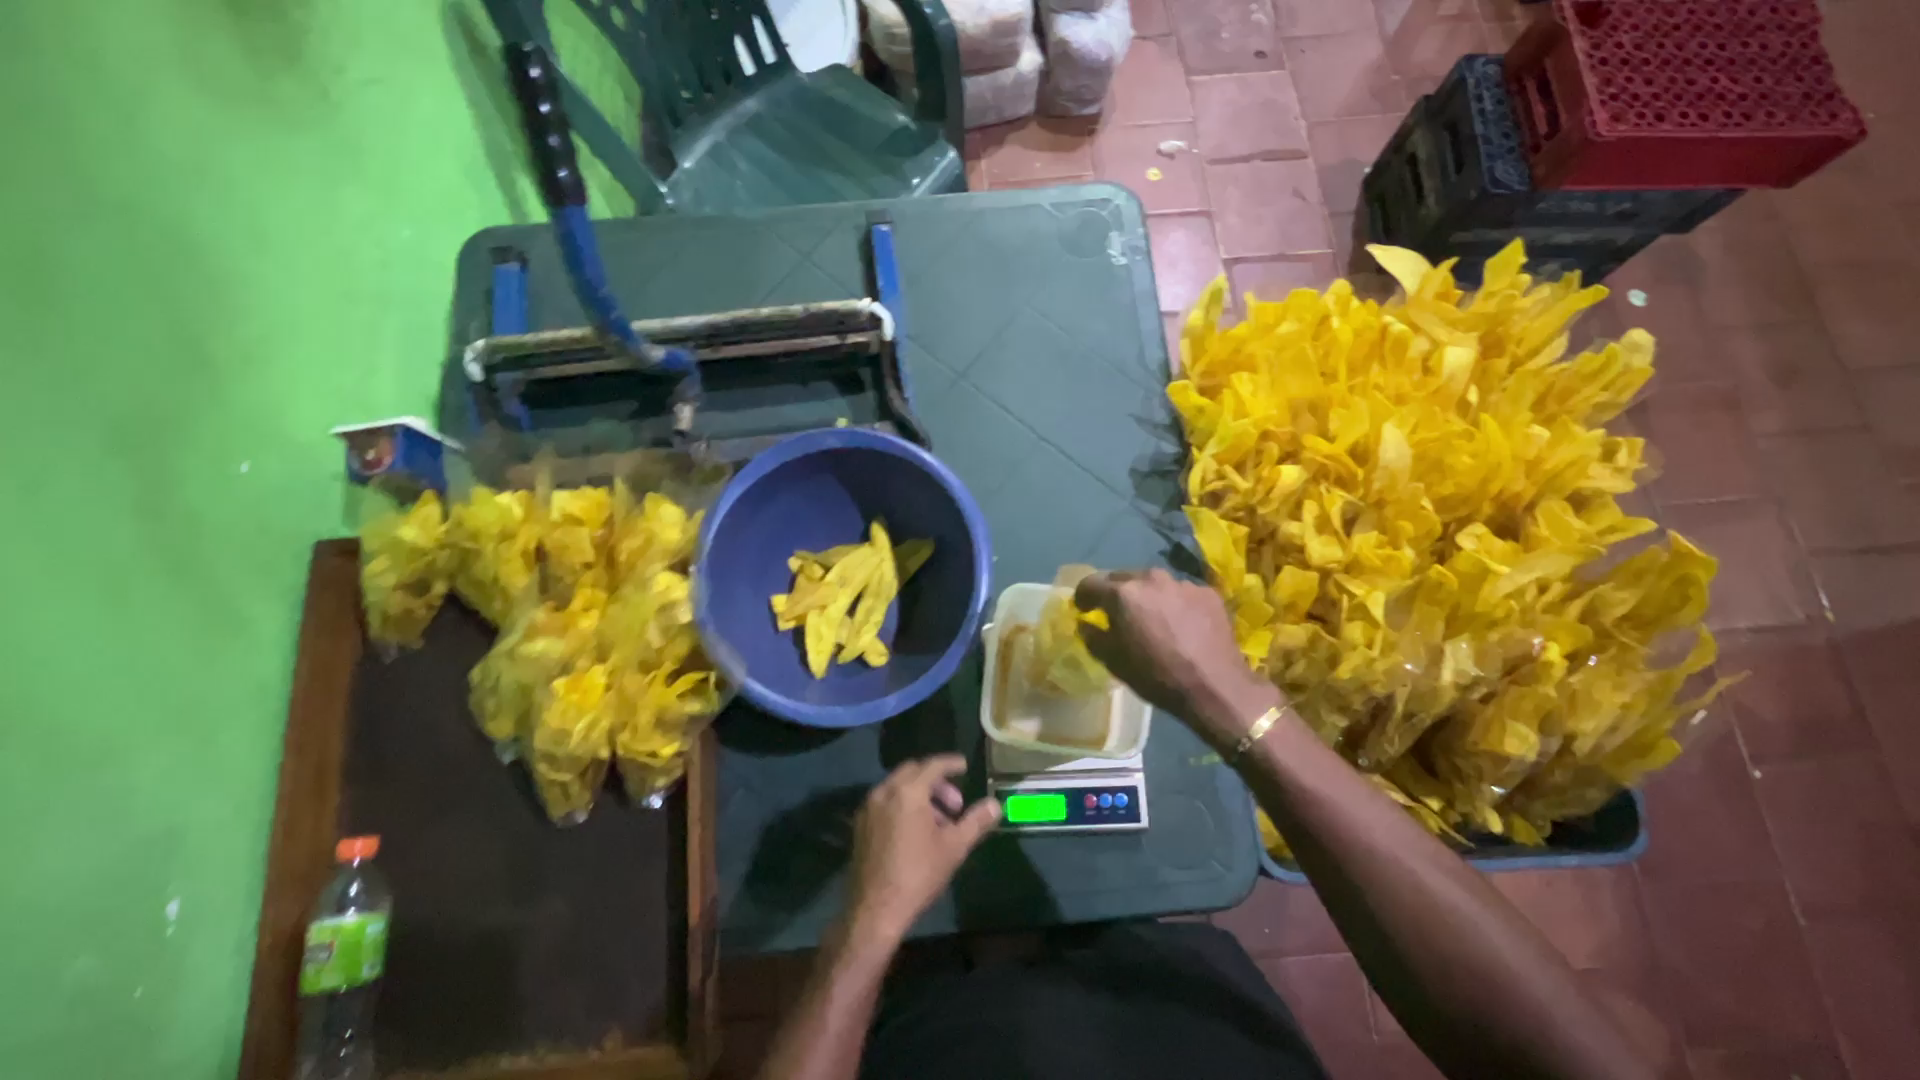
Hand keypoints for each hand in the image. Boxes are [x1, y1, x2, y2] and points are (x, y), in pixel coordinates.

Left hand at [845, 755, 1000, 940]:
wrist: (876, 908)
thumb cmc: (919, 874)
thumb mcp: (954, 847)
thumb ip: (976, 822)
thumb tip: (995, 805)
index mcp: (908, 792)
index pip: (932, 766)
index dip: (950, 764)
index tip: (964, 766)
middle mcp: (884, 792)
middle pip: (913, 773)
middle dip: (937, 783)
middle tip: (955, 805)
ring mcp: (868, 808)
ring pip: (898, 788)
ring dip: (920, 795)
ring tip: (939, 823)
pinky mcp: (860, 825)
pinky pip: (885, 803)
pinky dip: (903, 805)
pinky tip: (915, 832)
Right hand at [1075, 568, 1282, 749]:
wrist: (1215, 687)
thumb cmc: (1157, 676)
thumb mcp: (1114, 662)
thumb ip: (1093, 637)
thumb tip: (1087, 623)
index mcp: (1123, 594)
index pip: (1091, 583)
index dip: (1082, 597)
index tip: (1083, 610)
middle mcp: (1151, 579)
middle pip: (1123, 578)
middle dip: (1115, 593)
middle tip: (1117, 614)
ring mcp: (1183, 583)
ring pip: (1154, 583)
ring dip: (1147, 597)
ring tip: (1152, 619)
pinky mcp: (1207, 592)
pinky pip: (1181, 593)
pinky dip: (1174, 603)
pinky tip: (1181, 625)